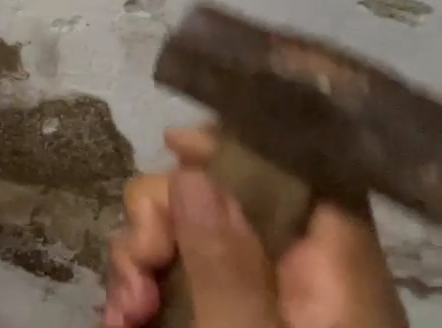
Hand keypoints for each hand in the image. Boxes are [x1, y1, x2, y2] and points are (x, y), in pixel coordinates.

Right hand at [105, 128, 406, 326]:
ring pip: (181, 234)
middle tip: (139, 264)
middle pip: (220, 199)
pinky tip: (122, 318)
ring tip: (123, 314)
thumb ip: (226, 264)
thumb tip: (194, 173)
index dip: (244, 146)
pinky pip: (171, 275)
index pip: (309, 182)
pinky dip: (137, 289)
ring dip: (135, 260)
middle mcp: (299, 279)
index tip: (173, 145)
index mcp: (333, 279)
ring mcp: (258, 300)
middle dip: (155, 218)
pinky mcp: (223, 317)